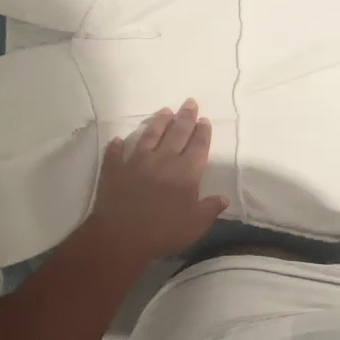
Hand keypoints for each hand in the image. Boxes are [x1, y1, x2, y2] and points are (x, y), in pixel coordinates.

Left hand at [79, 98, 227, 262]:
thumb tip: (223, 198)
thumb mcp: (195, 225)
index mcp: (186, 172)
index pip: (198, 146)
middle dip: (185, 117)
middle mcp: (163, 160)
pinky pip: (115, 154)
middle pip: (177, 133)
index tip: (204, 120)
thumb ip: (210, 208)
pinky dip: (117, 146)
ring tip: (165, 111)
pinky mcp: (115, 170)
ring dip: (158, 122)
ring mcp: (137, 162)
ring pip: (150, 135)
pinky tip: (118, 140)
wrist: (121, 236)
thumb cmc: (164, 232)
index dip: (202, 132)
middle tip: (189, 102)